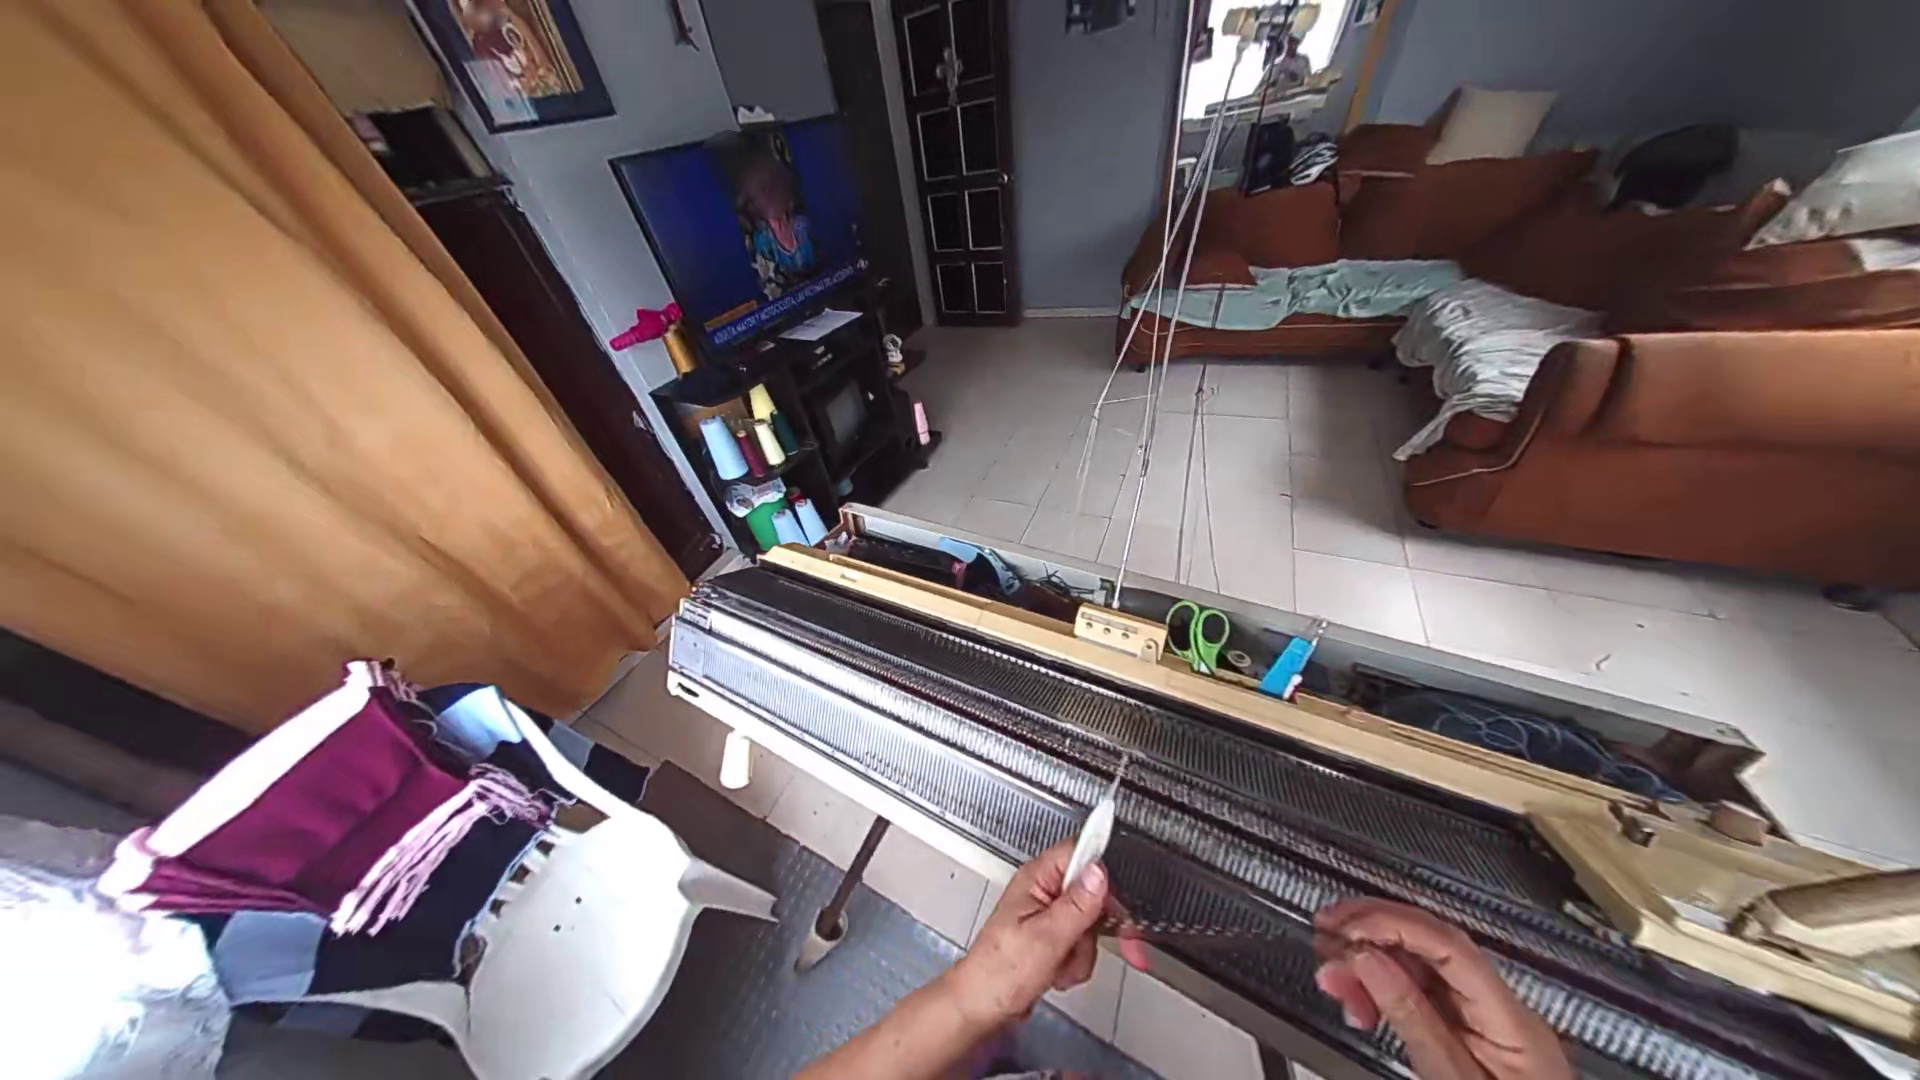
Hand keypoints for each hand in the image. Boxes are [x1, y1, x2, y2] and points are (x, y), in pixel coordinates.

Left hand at [943, 840, 1149, 1027]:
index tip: (1114, 899)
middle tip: (1085, 942)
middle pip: (1090, 890)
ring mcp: (1048, 913)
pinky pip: (1081, 943)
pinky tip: (1057, 971)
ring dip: (1081, 950)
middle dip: (1091, 925)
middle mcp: (1043, 889)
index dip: (1100, 873)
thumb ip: (1076, 906)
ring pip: (1088, 922)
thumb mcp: (1045, 938)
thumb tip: (1098, 872)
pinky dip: (1075, 962)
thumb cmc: (999, 970)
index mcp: (1037, 877)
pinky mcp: (1052, 935)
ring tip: (1059, 962)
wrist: (983, 1006)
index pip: (1078, 852)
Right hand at [1312, 898, 1571, 1079]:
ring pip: (1413, 963)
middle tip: (1323, 935)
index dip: (1390, 923)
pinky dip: (1376, 988)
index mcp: (1512, 1022)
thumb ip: (1413, 1021)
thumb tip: (1365, 955)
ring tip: (1332, 982)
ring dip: (1364, 964)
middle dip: (1369, 932)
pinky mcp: (1462, 1028)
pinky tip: (1355, 1004)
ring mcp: (1481, 1017)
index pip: (1448, 945)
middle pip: (1428, 943)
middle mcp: (1499, 1007)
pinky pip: (1412, 988)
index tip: (1342, 927)